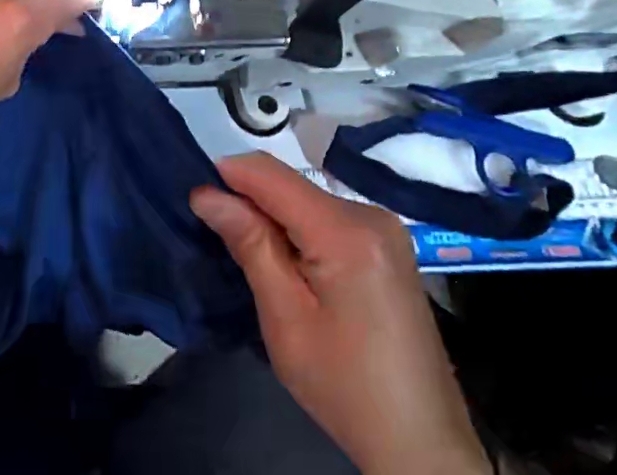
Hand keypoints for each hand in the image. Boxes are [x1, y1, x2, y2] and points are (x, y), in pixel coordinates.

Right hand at [191, 153, 487, 474]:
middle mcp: (369, 213)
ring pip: (306, 199)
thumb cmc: (346, 387)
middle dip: (249, 201)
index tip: (195, 198)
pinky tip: (289, 265)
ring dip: (272, 217)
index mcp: (347, 230)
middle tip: (220, 240)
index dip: (227, 175)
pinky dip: (298, 229)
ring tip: (250, 257)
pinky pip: (327, 217)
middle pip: (290, 184)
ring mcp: (384, 228)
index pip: (271, 174)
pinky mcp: (387, 245)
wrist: (421, 441)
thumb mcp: (286, 319)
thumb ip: (249, 245)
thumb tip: (206, 194)